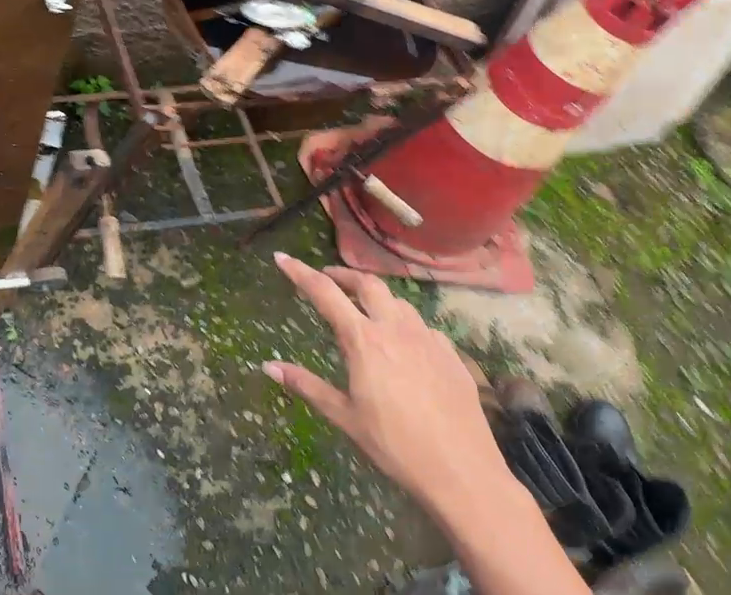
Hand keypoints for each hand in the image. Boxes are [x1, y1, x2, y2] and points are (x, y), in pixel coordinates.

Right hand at [262, 253, 503, 517]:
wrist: (463, 473)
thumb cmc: (394, 445)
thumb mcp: (344, 416)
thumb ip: (306, 385)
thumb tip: (268, 366)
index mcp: (363, 341)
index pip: (324, 293)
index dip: (300, 272)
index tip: (282, 258)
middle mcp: (396, 330)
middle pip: (368, 283)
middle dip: (344, 275)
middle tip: (328, 278)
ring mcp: (429, 340)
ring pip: (399, 302)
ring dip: (377, 298)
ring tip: (365, 310)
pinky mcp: (452, 356)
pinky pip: (424, 328)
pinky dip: (405, 324)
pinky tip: (404, 345)